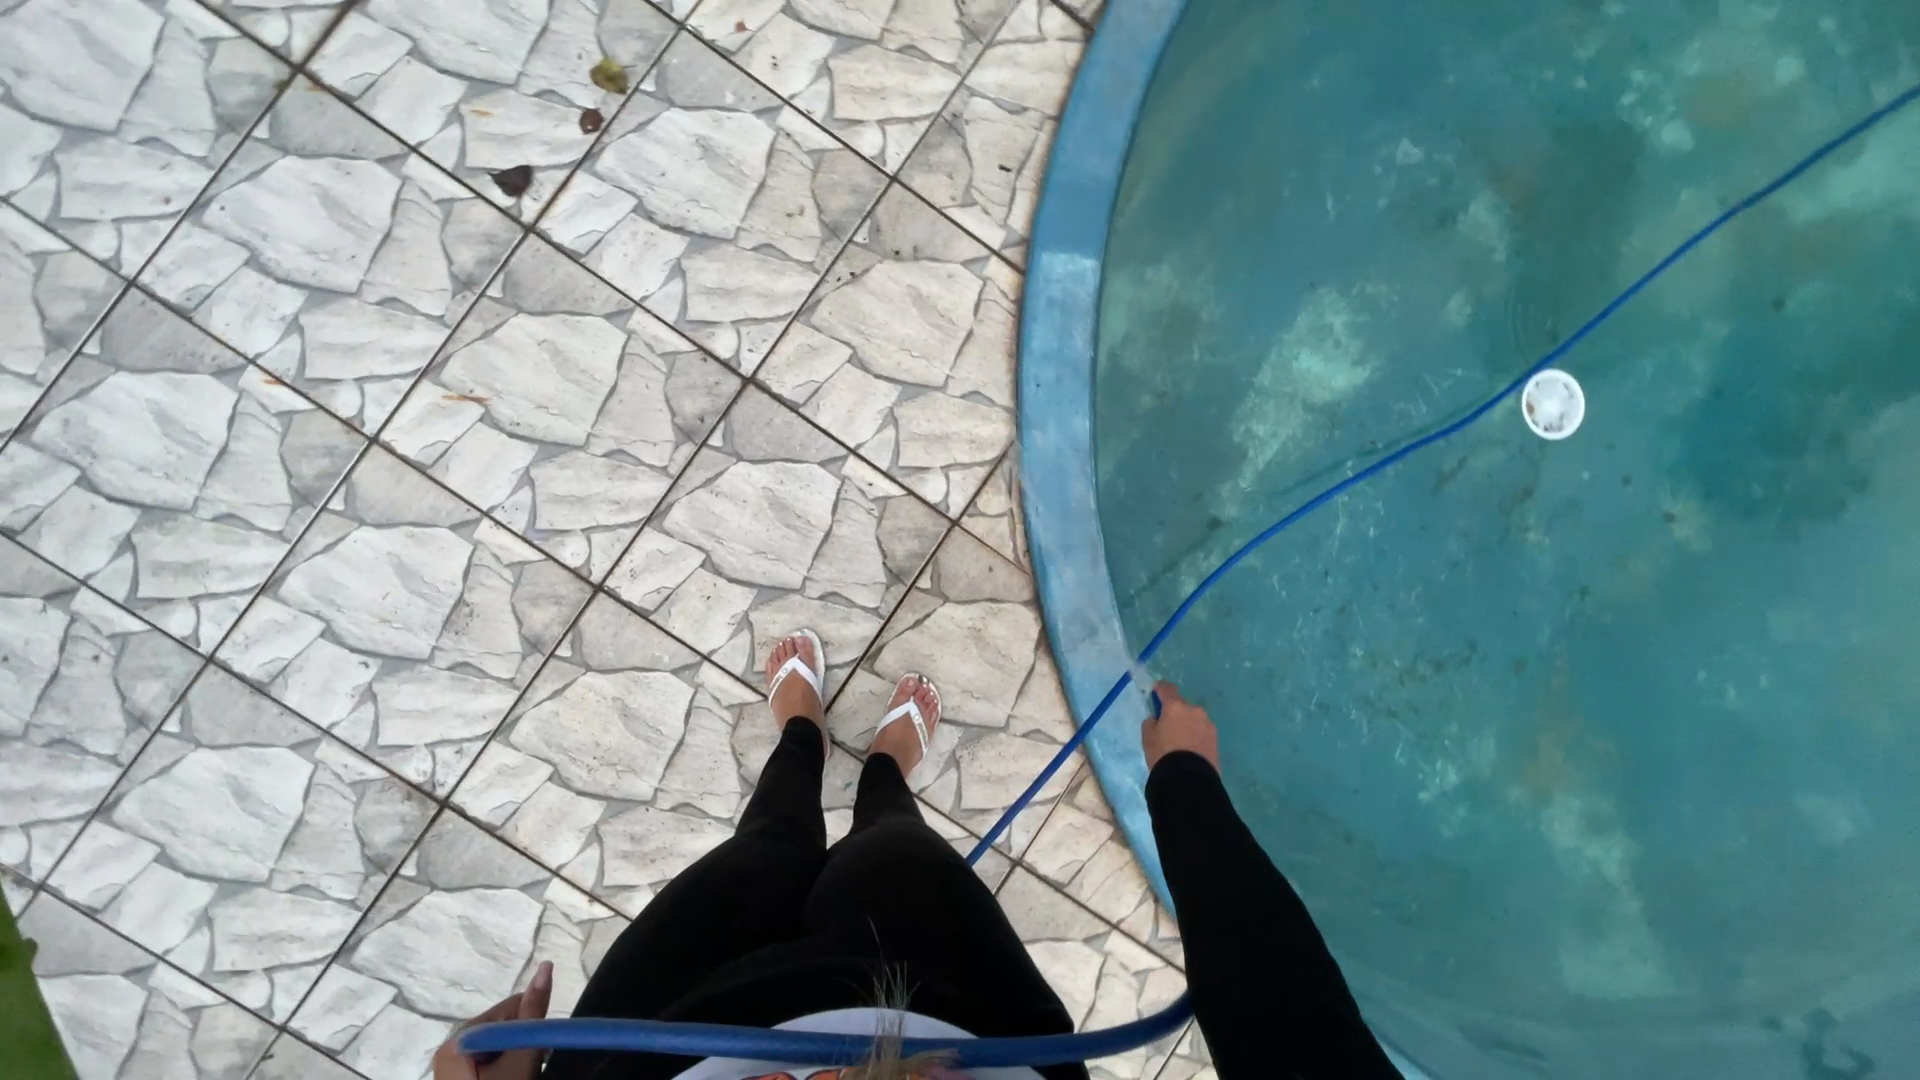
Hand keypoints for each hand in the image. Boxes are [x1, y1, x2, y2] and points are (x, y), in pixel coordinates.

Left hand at [432, 961, 553, 1079]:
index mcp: (458, 1040)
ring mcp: (450, 1063)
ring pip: (500, 1042)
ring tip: (519, 1076)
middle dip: (523, 1041)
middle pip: (504, 1024)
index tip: (537, 1051)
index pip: (511, 1007)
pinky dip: (504, 1066)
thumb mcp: (521, 1061)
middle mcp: (449, 1046)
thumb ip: (533, 1013)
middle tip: (528, 1067)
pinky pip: (489, 1057)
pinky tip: (508, 1079)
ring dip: (516, 1054)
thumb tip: (546, 965)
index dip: (531, 1026)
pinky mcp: (456, 1076)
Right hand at [1141, 682, 1218, 771]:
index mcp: (1176, 706)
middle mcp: (1194, 710)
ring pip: (1194, 718)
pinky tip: (1191, 749)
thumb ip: (1151, 722)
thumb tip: (1157, 720)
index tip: (1156, 694)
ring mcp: (1208, 724)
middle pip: (1182, 705)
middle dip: (1175, 712)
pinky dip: (1196, 735)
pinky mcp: (1216, 739)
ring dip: (1188, 724)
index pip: (1167, 688)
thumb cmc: (1163, 754)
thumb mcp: (1147, 737)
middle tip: (1168, 727)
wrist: (1188, 778)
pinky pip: (1202, 731)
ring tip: (1181, 742)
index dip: (1160, 689)